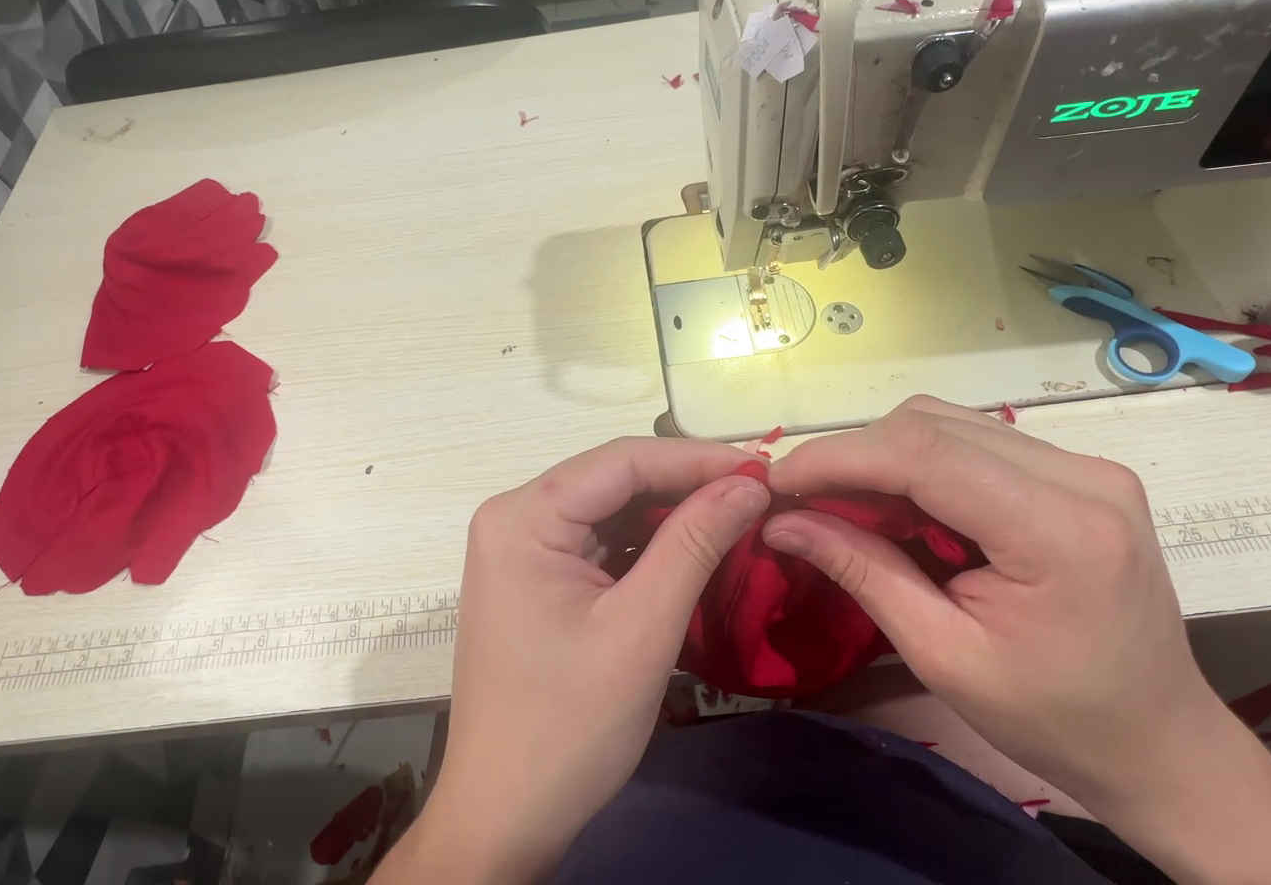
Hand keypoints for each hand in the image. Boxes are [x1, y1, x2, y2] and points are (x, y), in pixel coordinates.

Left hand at [386, 437, 768, 882]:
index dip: (696, 458)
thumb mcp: (641, 629)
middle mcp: (515, 517)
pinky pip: (601, 542)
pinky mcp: (536, 579)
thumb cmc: (569, 724)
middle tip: (760, 496)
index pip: (621, 460)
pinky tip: (694, 550)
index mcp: (523, 517)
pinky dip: (648, 545)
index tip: (765, 470)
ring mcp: (522, 549)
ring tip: (739, 519)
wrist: (506, 813)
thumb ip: (694, 544)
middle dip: (686, 485)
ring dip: (671, 514)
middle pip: (614, 479)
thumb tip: (749, 483)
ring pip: (611, 510)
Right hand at [763, 395, 1209, 800]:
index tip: (775, 483)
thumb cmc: (1053, 719)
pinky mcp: (1078, 473)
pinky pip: (974, 441)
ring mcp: (1087, 467)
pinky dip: (920, 464)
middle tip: (804, 503)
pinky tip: (901, 506)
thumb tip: (780, 521)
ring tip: (847, 507)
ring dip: (884, 456)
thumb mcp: (943, 655)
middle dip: (854, 456)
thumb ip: (863, 571)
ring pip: (949, 423)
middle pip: (932, 424)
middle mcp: (1082, 476)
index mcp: (1060, 529)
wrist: (1158, 743)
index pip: (923, 453)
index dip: (837, 457)